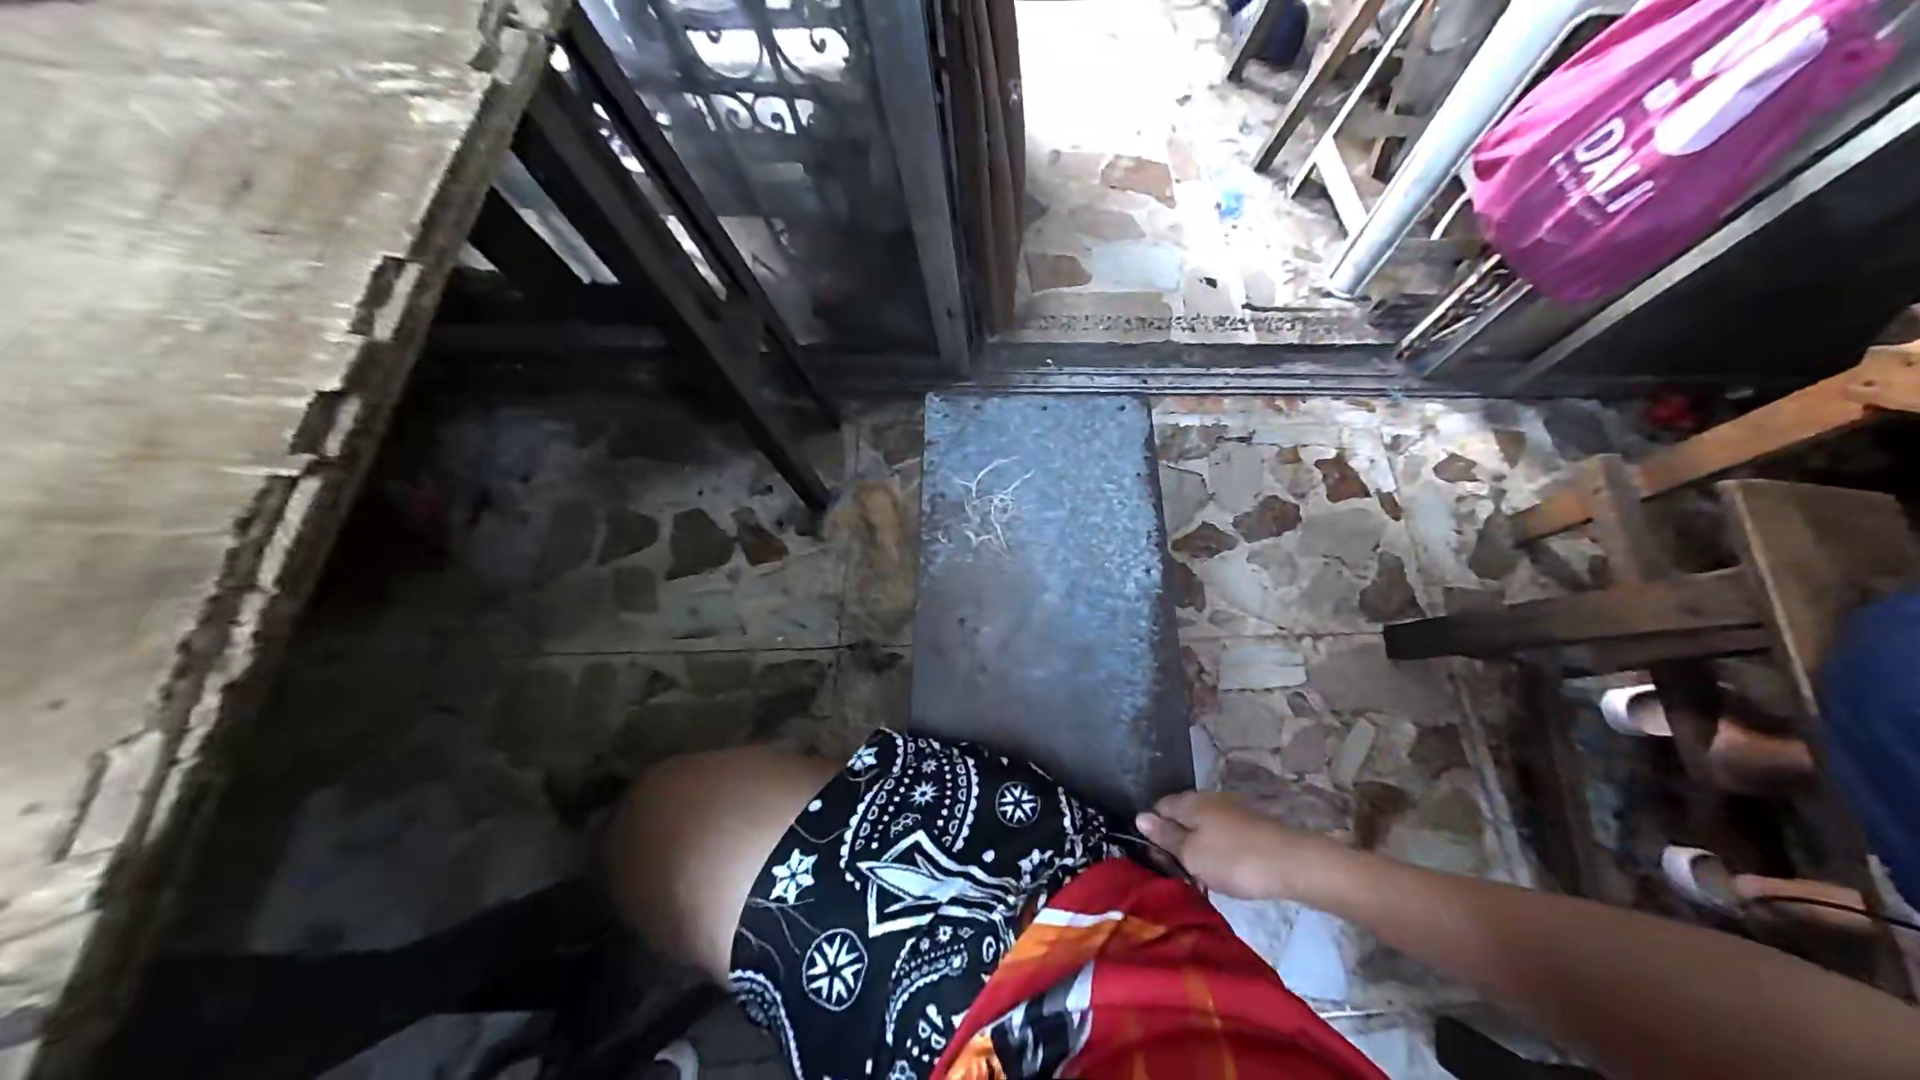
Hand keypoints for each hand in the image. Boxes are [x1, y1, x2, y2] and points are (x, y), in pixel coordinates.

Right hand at [1136, 791, 1343, 900]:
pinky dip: (1218, 849)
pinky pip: (1223, 834)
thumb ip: (1165, 836)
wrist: (1293, 863)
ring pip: (1203, 826)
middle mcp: (1209, 799)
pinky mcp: (1252, 826)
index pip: (1159, 807)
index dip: (1152, 828)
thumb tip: (1140, 816)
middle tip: (1175, 869)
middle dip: (1175, 838)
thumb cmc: (1234, 859)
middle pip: (1182, 815)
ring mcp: (1233, 810)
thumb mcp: (1192, 853)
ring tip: (1198, 874)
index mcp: (1189, 801)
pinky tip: (1222, 868)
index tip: (1153, 855)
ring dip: (1198, 846)